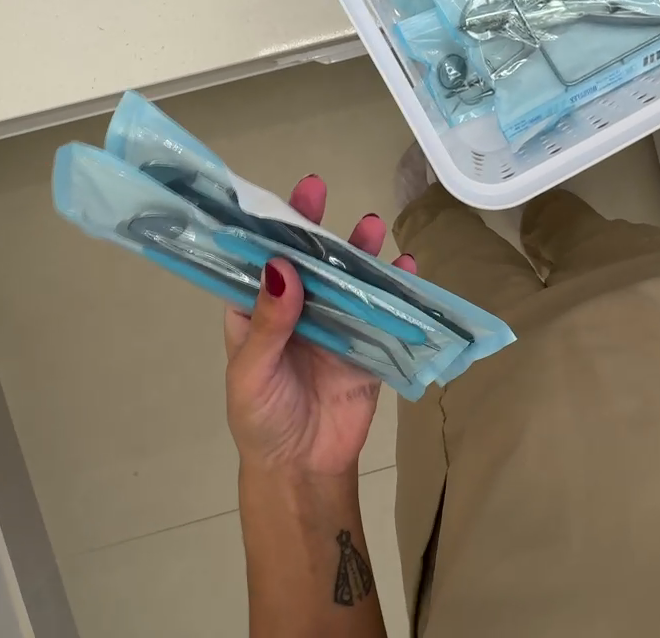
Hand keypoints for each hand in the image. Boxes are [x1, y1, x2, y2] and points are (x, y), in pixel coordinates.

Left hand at [224, 174, 418, 477]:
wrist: (304, 469)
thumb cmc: (262, 419)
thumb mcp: (252, 373)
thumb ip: (269, 323)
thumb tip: (282, 266)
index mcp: (260, 312)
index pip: (262, 260)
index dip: (270, 226)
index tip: (276, 197)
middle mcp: (298, 310)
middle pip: (308, 260)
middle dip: (315, 228)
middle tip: (320, 191)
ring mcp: (335, 324)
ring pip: (348, 278)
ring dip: (359, 251)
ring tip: (373, 226)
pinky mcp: (367, 343)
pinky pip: (383, 310)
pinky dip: (397, 287)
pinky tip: (407, 265)